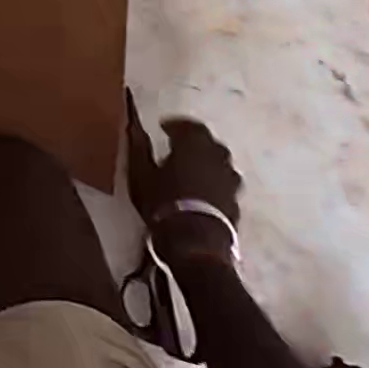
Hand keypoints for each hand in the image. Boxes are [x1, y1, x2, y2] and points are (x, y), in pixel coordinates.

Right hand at [125, 92, 242, 264]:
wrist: (195, 243)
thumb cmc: (163, 203)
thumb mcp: (141, 173)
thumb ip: (139, 147)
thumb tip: (133, 126)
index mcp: (193, 146)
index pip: (189, 125)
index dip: (175, 124)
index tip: (163, 127)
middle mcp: (217, 158)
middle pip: (209, 141)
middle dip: (194, 139)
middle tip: (177, 144)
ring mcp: (230, 180)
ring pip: (221, 160)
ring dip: (207, 158)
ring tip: (192, 165)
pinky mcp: (235, 201)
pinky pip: (225, 180)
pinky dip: (214, 178)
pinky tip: (202, 187)